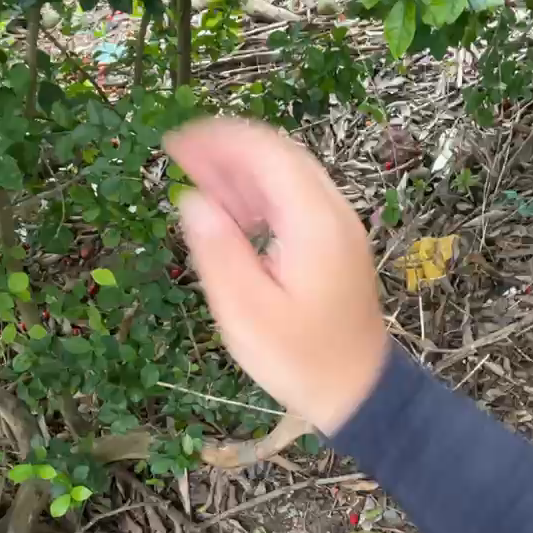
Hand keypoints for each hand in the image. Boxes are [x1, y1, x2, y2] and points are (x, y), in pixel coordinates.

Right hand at [167, 119, 389, 433]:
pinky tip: (234, 218)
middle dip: (228, 152)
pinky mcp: (338, 246)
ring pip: (289, 178)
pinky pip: (298, 202)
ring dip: (243, 175)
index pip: (266, 153)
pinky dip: (262, 199)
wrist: (358, 391)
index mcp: (314, 224)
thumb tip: (194, 201)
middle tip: (181, 162)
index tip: (175, 145)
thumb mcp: (247, 313)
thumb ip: (218, 251)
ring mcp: (340, 229)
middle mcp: (334, 215)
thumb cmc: (300, 360)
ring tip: (199, 189)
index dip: (218, 140)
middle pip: (279, 157)